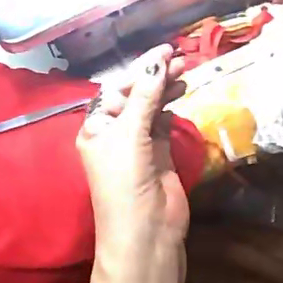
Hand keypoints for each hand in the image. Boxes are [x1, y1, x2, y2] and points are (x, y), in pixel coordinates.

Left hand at [76, 45, 189, 265]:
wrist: (145, 231)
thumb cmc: (125, 182)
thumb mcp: (130, 136)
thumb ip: (145, 98)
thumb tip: (158, 61)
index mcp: (96, 127)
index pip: (116, 88)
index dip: (139, 69)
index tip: (164, 51)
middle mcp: (113, 132)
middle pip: (135, 95)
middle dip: (155, 76)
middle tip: (181, 58)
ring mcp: (137, 143)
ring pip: (151, 107)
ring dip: (166, 88)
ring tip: (186, 71)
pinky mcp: (158, 153)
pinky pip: (163, 122)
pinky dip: (172, 107)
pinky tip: (181, 92)